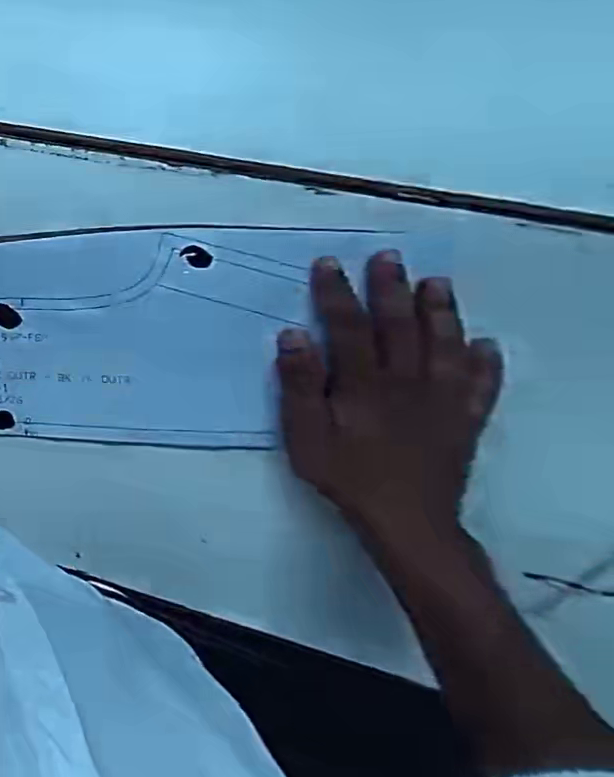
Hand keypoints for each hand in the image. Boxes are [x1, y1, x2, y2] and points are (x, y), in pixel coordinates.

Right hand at [276, 252, 503, 543]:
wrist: (406, 519)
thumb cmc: (342, 471)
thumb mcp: (303, 430)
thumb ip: (300, 382)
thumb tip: (292, 335)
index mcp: (363, 384)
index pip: (347, 328)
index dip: (337, 294)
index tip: (330, 264)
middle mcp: (407, 383)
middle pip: (400, 328)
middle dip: (392, 290)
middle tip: (389, 257)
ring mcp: (442, 401)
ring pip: (445, 347)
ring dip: (441, 313)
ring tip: (438, 283)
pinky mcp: (463, 420)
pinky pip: (480, 385)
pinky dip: (485, 362)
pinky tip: (485, 344)